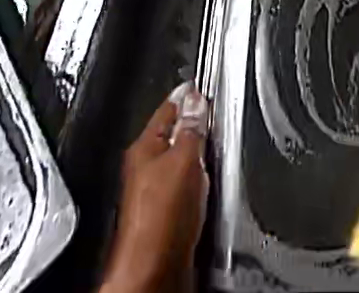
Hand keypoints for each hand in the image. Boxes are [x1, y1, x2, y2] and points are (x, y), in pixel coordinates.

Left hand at [98, 82, 210, 292]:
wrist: (154, 273)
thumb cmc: (160, 220)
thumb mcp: (183, 160)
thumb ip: (191, 128)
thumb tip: (195, 99)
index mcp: (144, 148)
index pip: (169, 108)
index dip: (187, 95)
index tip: (201, 85)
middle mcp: (146, 168)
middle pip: (174, 134)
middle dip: (195, 124)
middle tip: (214, 113)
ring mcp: (155, 193)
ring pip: (181, 160)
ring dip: (198, 154)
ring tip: (214, 144)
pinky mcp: (167, 216)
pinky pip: (186, 185)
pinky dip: (199, 179)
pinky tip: (209, 182)